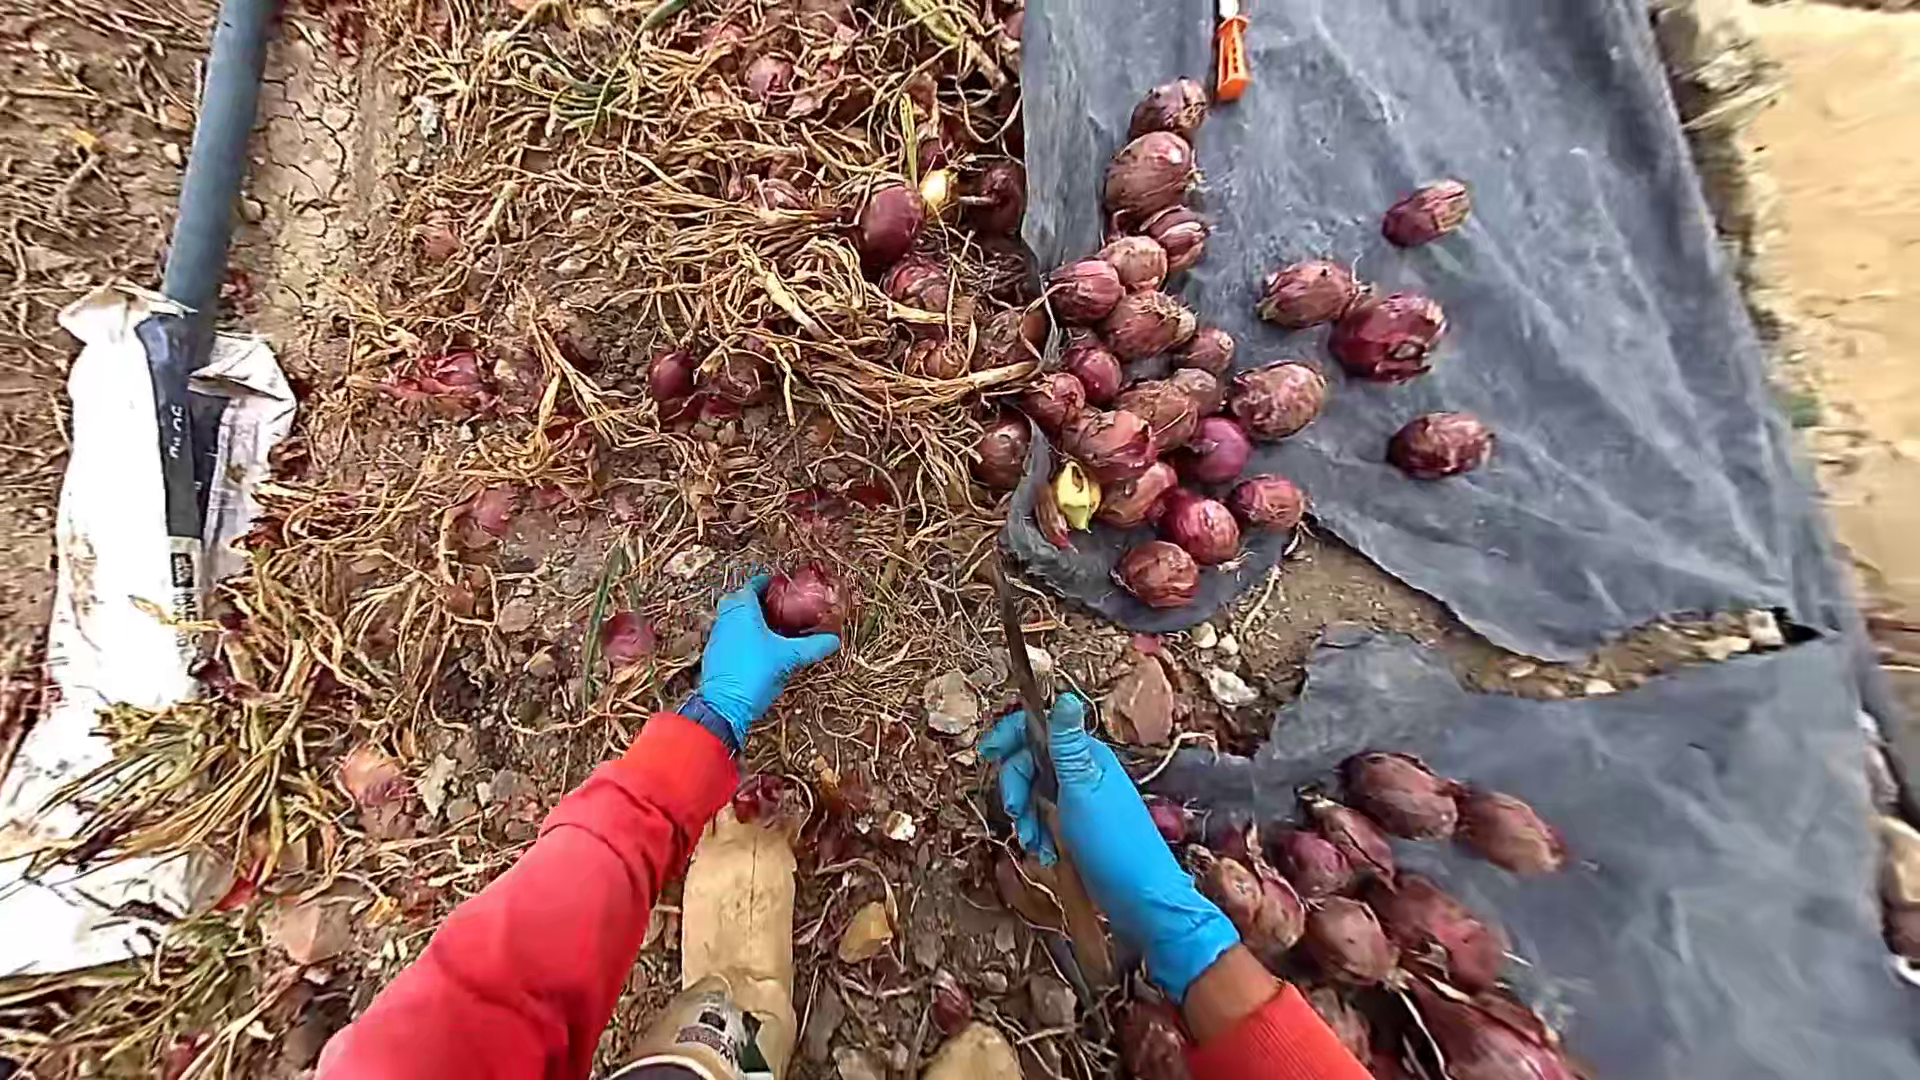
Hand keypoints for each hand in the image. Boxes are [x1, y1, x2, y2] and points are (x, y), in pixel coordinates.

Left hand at [695, 575, 840, 745]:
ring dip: (750, 618)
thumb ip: (813, 646)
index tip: (781, 584)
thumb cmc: (754, 673)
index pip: (753, 584)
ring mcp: (717, 638)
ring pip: (733, 618)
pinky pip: (730, 636)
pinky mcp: (714, 655)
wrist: (723, 707)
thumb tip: (833, 640)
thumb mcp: (790, 658)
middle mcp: (726, 619)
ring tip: (772, 627)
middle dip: (758, 600)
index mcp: (742, 610)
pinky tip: (760, 649)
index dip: (768, 582)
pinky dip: (743, 636)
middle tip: (777, 605)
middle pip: (740, 599)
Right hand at [980, 694, 1238, 1001]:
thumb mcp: (1082, 789)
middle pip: (1029, 762)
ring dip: (1025, 815)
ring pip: (1031, 792)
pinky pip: (1041, 818)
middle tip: (1015, 812)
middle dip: (1016, 786)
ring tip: (1034, 841)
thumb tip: (1067, 695)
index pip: (1038, 728)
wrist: (1144, 902)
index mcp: (1083, 753)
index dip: (1009, 736)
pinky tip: (1044, 852)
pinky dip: (1037, 833)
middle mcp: (1079, 770)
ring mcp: (1076, 799)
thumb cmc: (1114, 842)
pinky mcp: (1074, 825)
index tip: (987, 753)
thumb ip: (1066, 744)